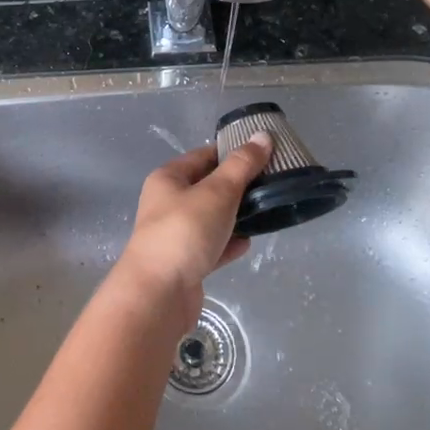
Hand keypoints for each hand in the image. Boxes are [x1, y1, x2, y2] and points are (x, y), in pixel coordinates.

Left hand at [113, 135, 271, 328]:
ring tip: (264, 213)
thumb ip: (241, 166)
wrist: (159, 294)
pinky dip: (228, 243)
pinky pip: (211, 246)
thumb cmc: (184, 232)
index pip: (203, 156)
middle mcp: (167, 203)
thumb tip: (262, 136)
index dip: (231, 152)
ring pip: (210, 218)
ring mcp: (175, 234)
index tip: (263, 154)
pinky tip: (247, 244)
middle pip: (207, 187)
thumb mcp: (217, 192)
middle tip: (270, 185)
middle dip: (236, 187)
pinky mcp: (184, 263)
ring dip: (234, 216)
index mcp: (168, 179)